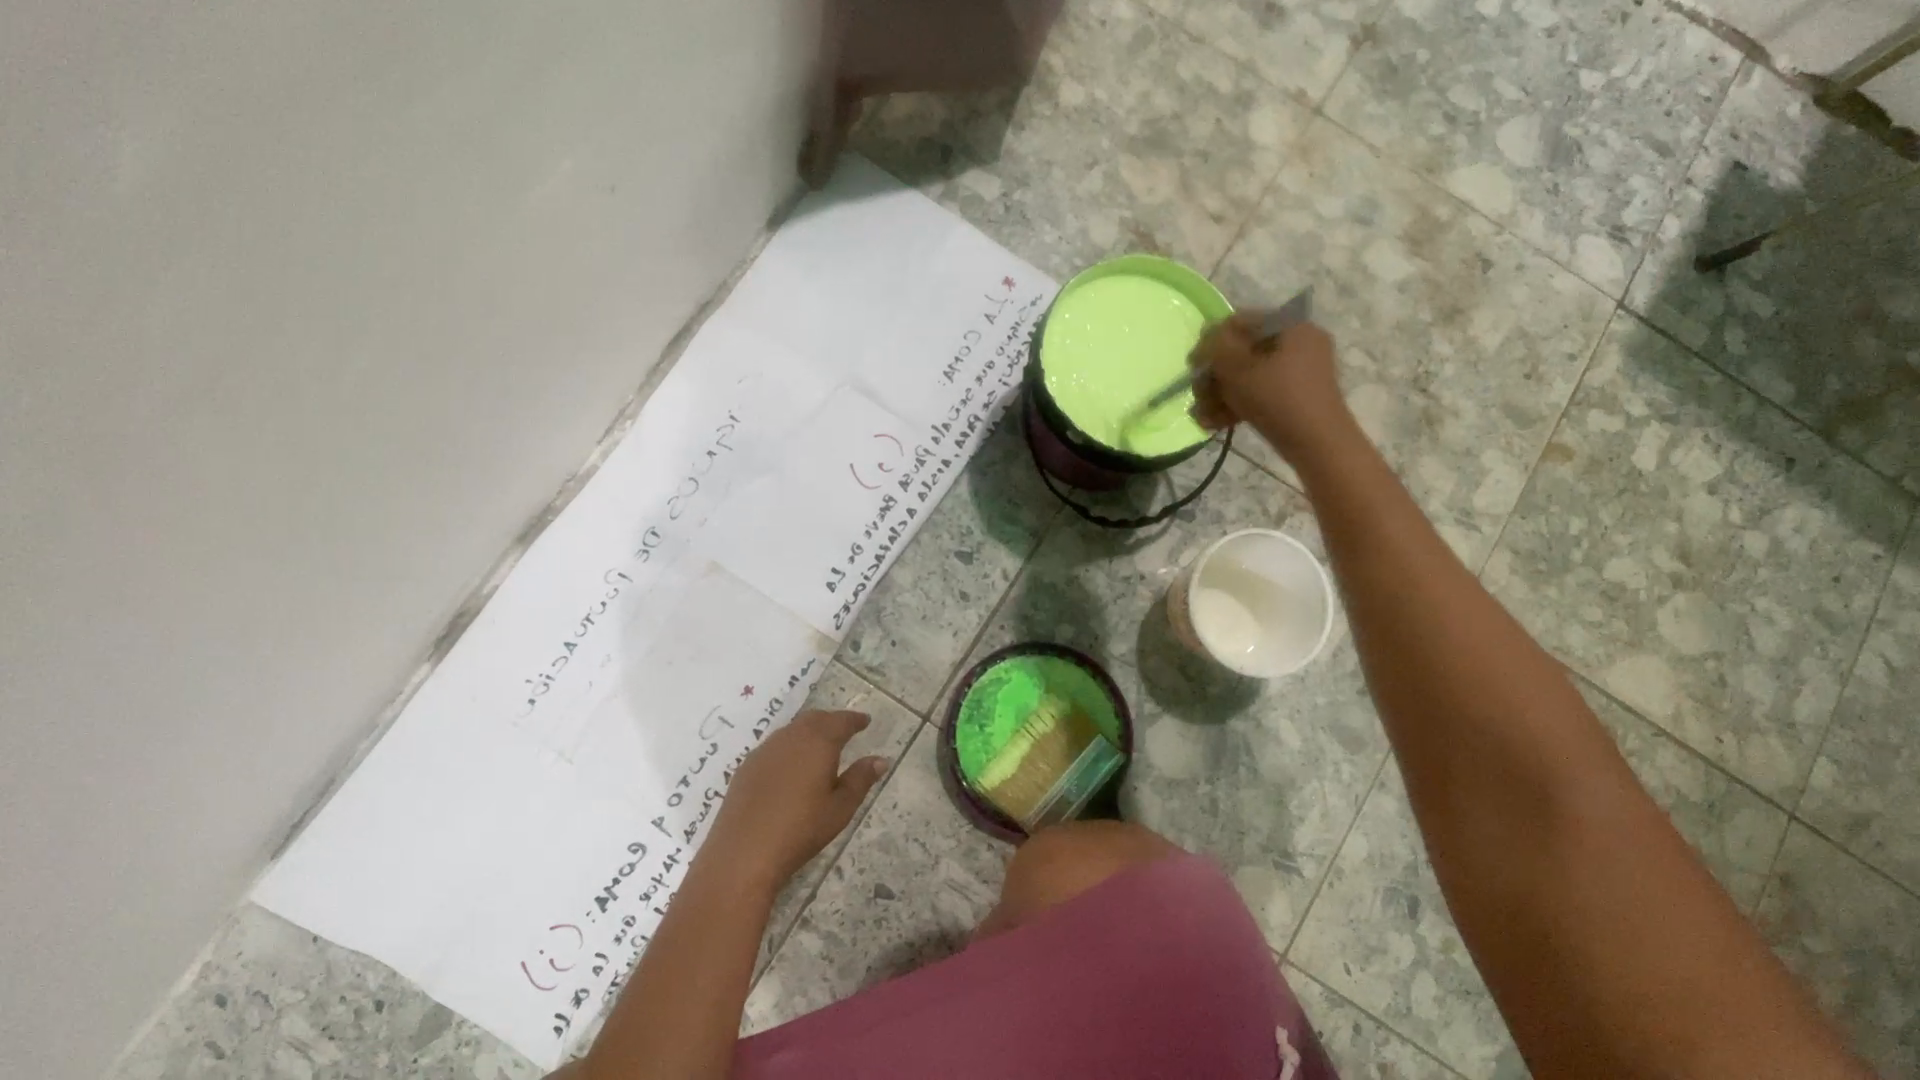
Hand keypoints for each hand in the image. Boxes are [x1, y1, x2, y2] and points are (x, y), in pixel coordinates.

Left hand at [703, 710, 887, 893]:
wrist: (744, 853)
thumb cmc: (801, 829)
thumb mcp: (840, 808)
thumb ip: (860, 779)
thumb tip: (880, 759)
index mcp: (817, 743)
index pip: (840, 721)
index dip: (854, 720)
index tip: (865, 721)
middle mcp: (790, 739)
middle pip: (813, 719)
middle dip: (831, 721)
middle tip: (845, 730)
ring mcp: (764, 751)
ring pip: (791, 730)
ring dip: (808, 732)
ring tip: (820, 747)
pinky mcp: (746, 768)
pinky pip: (774, 746)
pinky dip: (789, 747)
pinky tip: (791, 766)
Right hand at [1190, 314, 1352, 460]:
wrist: (1318, 444)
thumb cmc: (1277, 398)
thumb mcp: (1238, 367)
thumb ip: (1215, 346)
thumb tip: (1207, 342)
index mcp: (1291, 325)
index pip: (1241, 321)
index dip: (1212, 340)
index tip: (1193, 365)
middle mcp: (1298, 343)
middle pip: (1243, 351)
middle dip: (1214, 375)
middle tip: (1197, 393)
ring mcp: (1298, 373)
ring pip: (1248, 376)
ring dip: (1220, 394)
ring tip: (1202, 415)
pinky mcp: (1295, 397)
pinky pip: (1260, 392)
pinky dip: (1237, 405)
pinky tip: (1214, 422)